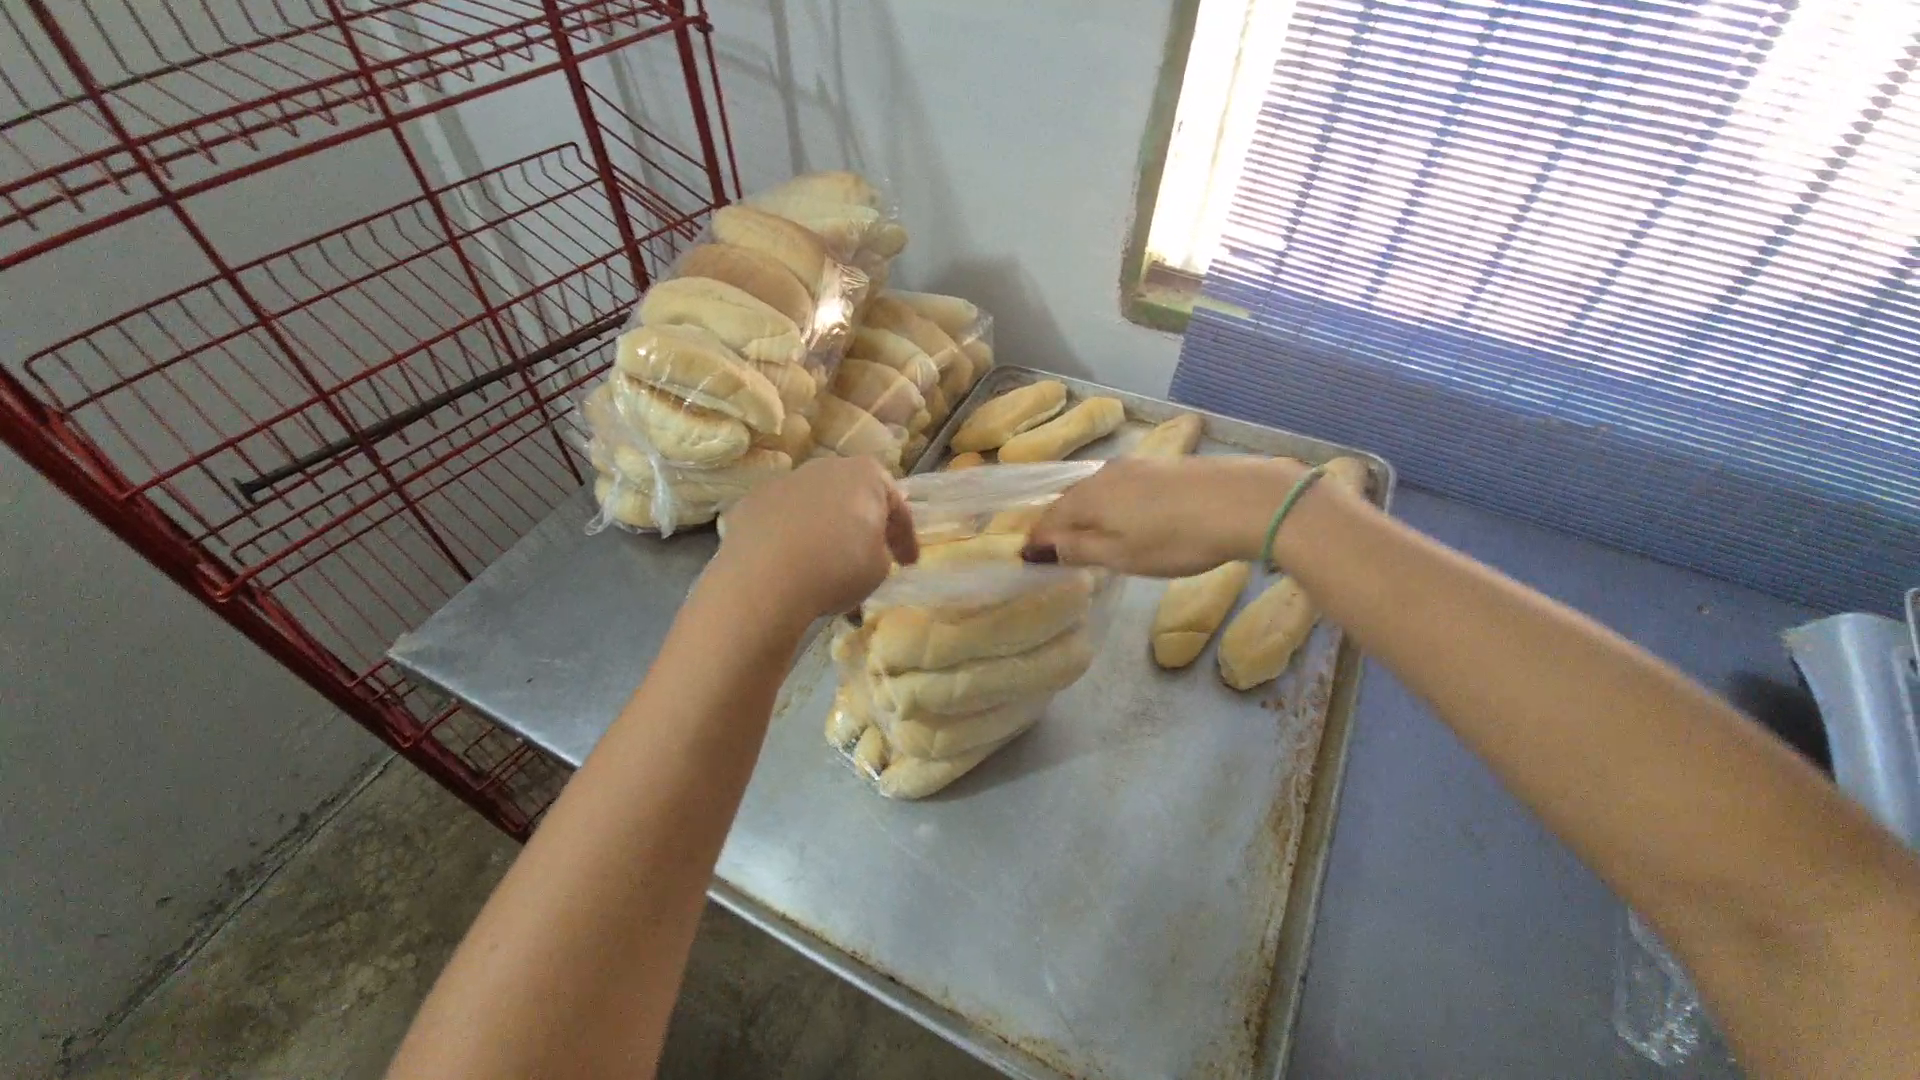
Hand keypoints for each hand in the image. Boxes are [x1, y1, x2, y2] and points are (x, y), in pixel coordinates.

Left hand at [712, 456, 916, 620]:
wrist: (764, 579)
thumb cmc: (838, 568)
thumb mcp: (879, 567)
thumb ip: (881, 548)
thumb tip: (867, 546)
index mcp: (866, 475)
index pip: (896, 504)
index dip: (905, 536)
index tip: (907, 563)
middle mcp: (825, 467)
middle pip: (852, 495)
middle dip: (862, 522)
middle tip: (868, 554)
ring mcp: (784, 481)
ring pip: (815, 504)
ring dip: (824, 527)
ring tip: (825, 561)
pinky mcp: (751, 501)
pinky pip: (782, 518)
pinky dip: (790, 535)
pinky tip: (791, 561)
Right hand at [1025, 456, 1307, 576]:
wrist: (1246, 501)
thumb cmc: (1177, 538)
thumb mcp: (1123, 556)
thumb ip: (1079, 550)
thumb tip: (1039, 547)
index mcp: (1088, 498)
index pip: (1048, 519)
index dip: (1038, 541)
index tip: (1031, 562)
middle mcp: (1105, 474)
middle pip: (1071, 501)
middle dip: (1061, 525)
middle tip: (1060, 552)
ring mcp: (1137, 466)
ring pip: (1098, 491)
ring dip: (1089, 514)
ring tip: (1094, 537)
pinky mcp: (1164, 465)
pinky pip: (1123, 486)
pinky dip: (1115, 505)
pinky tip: (1130, 517)